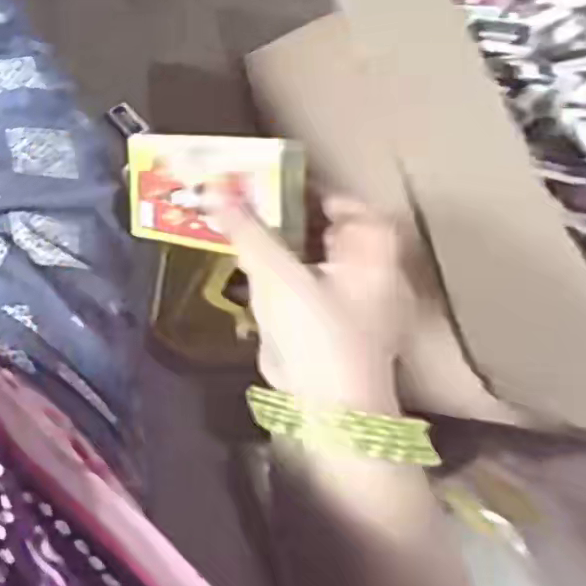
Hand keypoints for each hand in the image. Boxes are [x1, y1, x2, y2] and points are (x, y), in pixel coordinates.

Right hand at [207, 183, 410, 410]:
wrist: (323, 401)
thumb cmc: (315, 331)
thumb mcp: (276, 273)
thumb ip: (245, 230)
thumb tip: (212, 190)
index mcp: (372, 262)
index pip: (361, 214)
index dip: (326, 194)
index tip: (282, 183)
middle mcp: (367, 280)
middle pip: (334, 235)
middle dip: (292, 215)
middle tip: (248, 199)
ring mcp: (345, 305)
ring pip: (312, 260)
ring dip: (277, 242)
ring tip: (236, 226)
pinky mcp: (319, 324)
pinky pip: (297, 283)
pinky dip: (272, 269)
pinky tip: (243, 265)